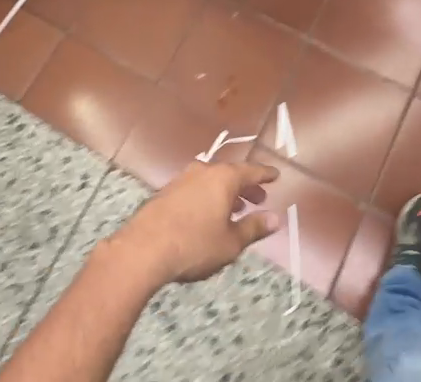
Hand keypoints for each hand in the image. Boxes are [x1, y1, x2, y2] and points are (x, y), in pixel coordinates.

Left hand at [105, 161, 282, 284]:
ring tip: (234, 209)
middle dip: (245, 186)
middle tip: (258, 198)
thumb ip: (253, 228)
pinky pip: (195, 188)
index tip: (276, 175)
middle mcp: (203, 171)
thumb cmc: (195, 245)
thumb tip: (275, 219)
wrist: (144, 249)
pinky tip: (207, 215)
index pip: (251, 171)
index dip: (265, 174)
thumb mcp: (230, 242)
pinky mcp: (166, 192)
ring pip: (210, 181)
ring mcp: (182, 179)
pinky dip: (207, 197)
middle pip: (230, 174)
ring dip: (225, 193)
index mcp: (223, 178)